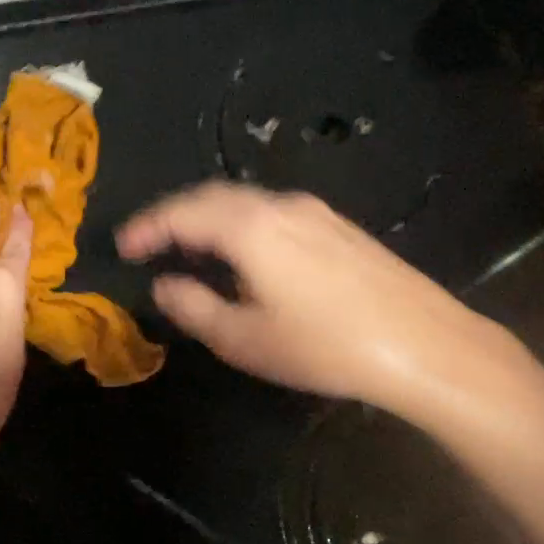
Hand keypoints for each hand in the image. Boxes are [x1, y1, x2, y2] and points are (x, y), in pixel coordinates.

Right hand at [116, 182, 519, 414]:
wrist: (422, 345)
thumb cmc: (321, 346)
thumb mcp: (241, 338)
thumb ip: (193, 308)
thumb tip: (164, 286)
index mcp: (252, 229)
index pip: (184, 213)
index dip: (147, 227)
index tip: (121, 246)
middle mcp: (283, 208)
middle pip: (214, 197)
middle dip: (173, 216)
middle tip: (146, 242)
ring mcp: (316, 215)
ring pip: (246, 203)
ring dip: (207, 220)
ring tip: (184, 248)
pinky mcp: (338, 230)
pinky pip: (271, 214)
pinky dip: (238, 226)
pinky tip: (236, 255)